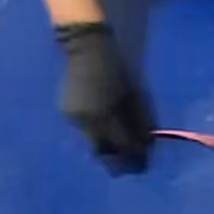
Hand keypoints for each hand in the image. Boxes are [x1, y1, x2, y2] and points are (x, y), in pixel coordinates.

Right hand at [54, 22, 151, 172]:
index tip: (143, 165)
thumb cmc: (115, 69)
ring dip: (107, 146)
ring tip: (119, 147)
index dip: (134, 157)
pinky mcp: (67, 114)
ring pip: (93, 142)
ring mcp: (74, 119)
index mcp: (105, 116)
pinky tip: (104, 129)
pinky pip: (84, 131)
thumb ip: (139, 122)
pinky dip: (97, 133)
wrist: (84, 48)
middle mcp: (87, 122)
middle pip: (103, 152)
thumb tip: (147, 144)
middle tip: (131, 166)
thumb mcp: (133, 96)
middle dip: (118, 161)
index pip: (122, 146)